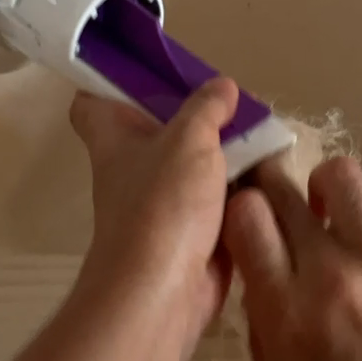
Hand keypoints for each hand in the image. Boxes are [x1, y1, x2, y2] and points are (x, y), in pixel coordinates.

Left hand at [68, 76, 238, 340]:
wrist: (163, 295)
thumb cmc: (162, 205)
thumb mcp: (189, 139)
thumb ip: (207, 107)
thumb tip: (222, 86)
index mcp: (115, 139)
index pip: (92, 101)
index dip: (109, 80)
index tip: (144, 66)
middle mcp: (132, 168)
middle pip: (155, 129)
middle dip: (192, 114)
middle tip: (229, 98)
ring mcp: (162, 203)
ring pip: (193, 164)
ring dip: (224, 153)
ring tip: (263, 132)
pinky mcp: (190, 233)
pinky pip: (216, 200)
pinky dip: (238, 190)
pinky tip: (269, 174)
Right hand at [223, 156, 361, 360]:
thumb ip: (262, 321)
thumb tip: (259, 264)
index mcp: (288, 312)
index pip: (245, 216)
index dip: (238, 205)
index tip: (242, 212)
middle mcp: (333, 274)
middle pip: (284, 190)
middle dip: (270, 185)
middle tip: (274, 198)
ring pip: (344, 175)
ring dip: (326, 184)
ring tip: (328, 206)